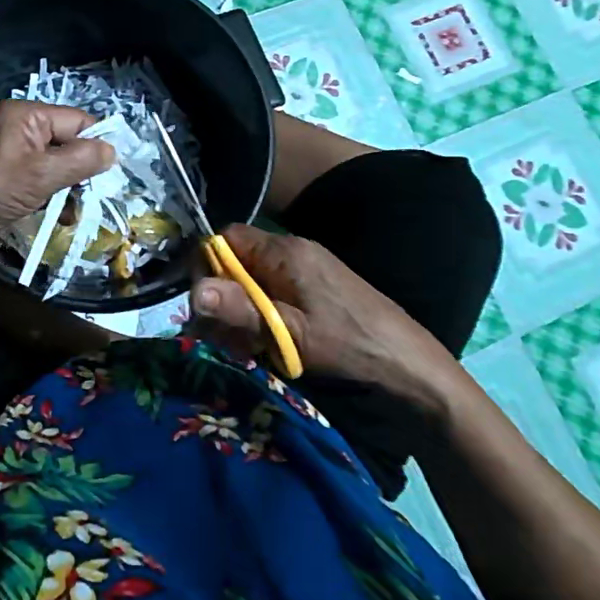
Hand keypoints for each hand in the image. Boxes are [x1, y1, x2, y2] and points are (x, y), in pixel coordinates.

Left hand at [0, 100, 114, 232]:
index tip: (104, 173)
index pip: (79, 120)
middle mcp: (24, 123)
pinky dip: (58, 190)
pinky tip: (62, 210)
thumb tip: (113, 152)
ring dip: (72, 183)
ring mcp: (19, 146)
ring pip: (63, 159)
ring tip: (73, 206)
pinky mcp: (17, 168)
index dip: (95, 144)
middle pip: (72, 139)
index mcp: (28, 113)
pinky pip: (49, 172)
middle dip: (83, 168)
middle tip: (86, 192)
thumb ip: (82, 160)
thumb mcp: (43, 174)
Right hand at [189, 224, 451, 397]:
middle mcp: (292, 250)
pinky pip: (273, 292)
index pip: (226, 238)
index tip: (204, 307)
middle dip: (223, 299)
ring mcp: (305, 268)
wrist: (405, 360)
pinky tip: (267, 346)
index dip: (207, 267)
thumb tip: (194, 292)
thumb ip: (242, 310)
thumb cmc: (347, 343)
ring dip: (241, 314)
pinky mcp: (315, 287)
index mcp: (285, 252)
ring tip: (246, 350)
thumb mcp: (289, 333)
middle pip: (236, 262)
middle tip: (225, 340)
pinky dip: (262, 317)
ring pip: (252, 281)